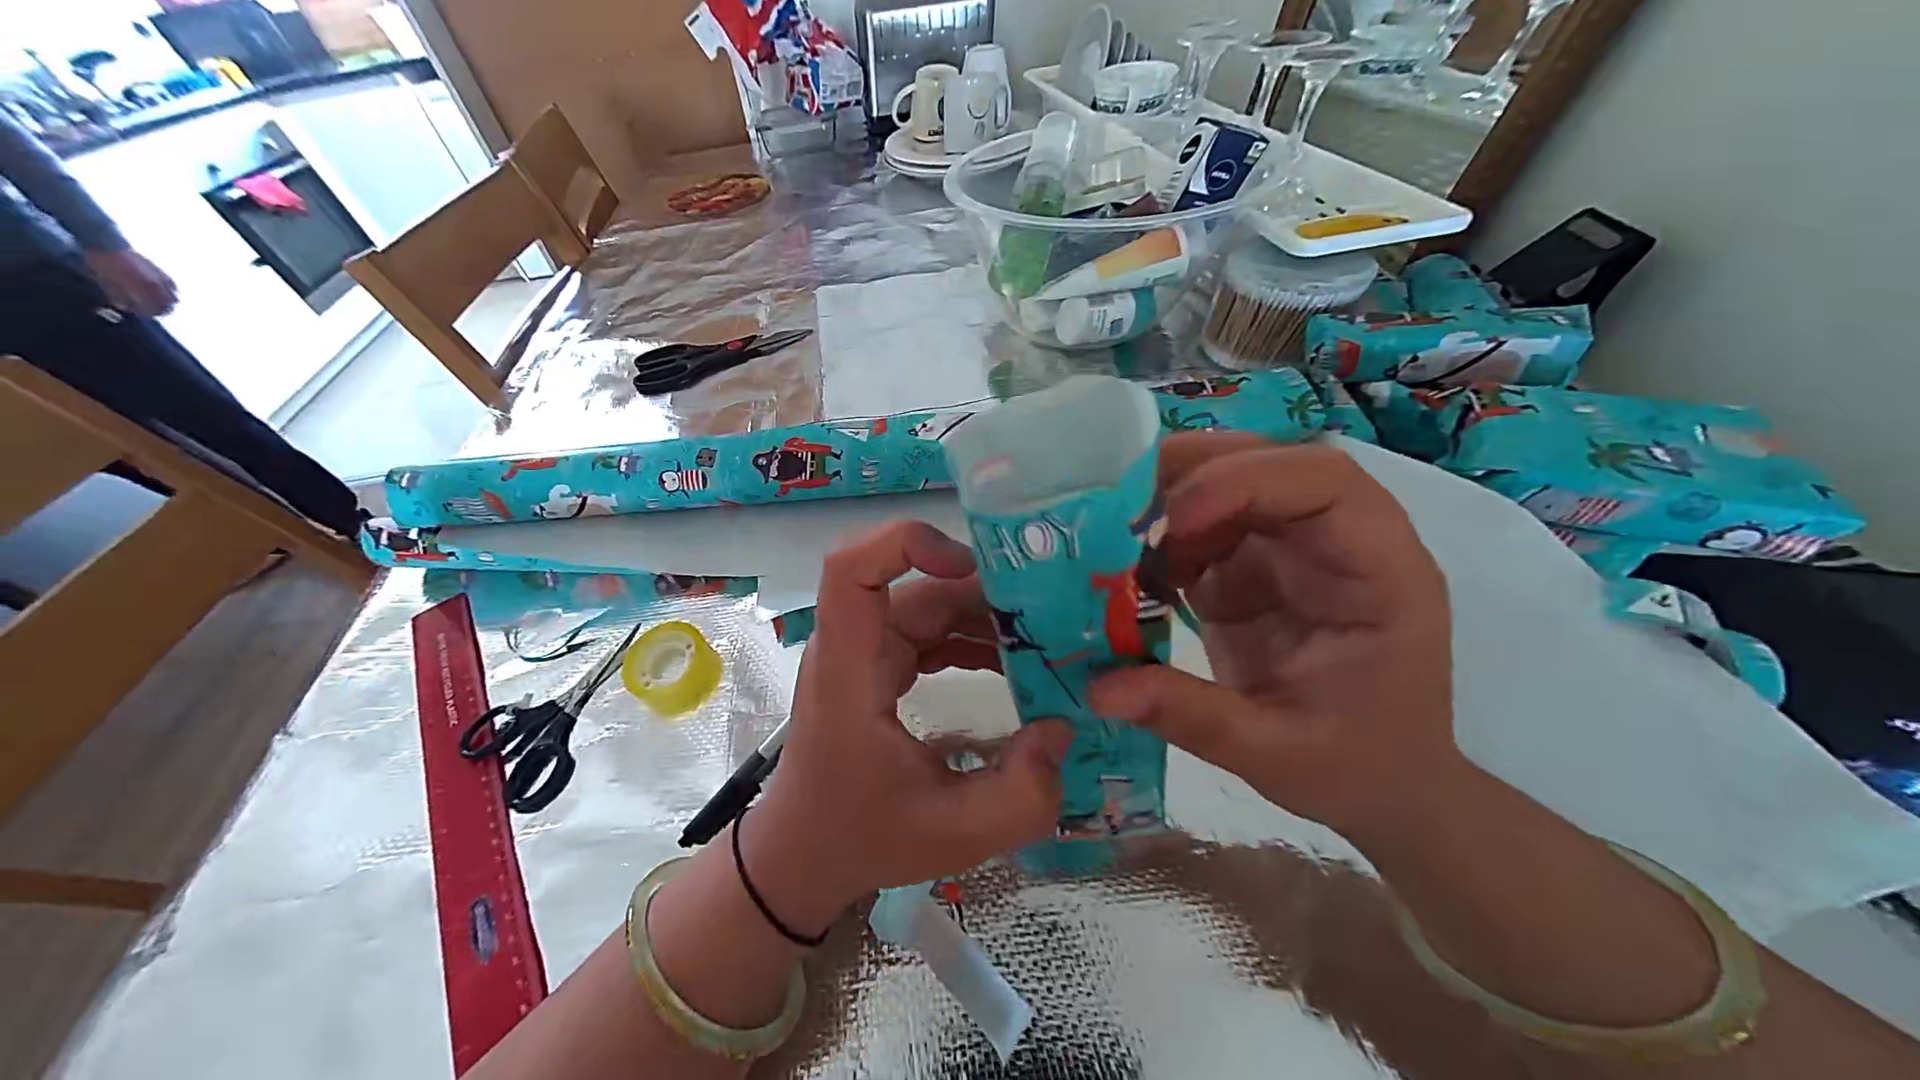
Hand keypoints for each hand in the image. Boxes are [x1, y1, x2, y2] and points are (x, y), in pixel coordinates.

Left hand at [84, 249, 176, 316]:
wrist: (106, 243)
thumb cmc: (101, 263)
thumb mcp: (104, 281)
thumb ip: (117, 296)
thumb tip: (127, 307)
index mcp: (140, 290)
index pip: (150, 310)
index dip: (145, 314)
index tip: (139, 314)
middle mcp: (156, 287)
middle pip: (168, 307)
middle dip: (160, 311)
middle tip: (150, 311)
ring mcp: (161, 279)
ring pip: (174, 298)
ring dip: (167, 303)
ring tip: (157, 302)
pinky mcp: (162, 272)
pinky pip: (173, 287)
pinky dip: (170, 292)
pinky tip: (161, 291)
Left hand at [742, 521, 1073, 933]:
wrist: (803, 854)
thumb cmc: (860, 839)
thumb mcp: (952, 834)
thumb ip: (1020, 795)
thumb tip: (1062, 729)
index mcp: (850, 672)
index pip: (851, 571)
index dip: (904, 544)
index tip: (970, 565)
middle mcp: (854, 648)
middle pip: (918, 588)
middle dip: (986, 594)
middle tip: (1055, 619)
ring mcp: (867, 653)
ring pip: (930, 604)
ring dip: (987, 617)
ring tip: (1048, 643)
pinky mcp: (880, 665)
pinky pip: (932, 630)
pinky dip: (974, 638)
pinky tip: (1017, 665)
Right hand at [1088, 434, 1461, 839]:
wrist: (1383, 784)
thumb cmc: (1357, 768)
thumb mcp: (1275, 754)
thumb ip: (1190, 716)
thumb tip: (1099, 690)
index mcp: (1381, 574)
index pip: (1325, 483)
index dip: (1244, 482)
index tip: (1173, 521)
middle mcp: (1340, 543)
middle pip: (1272, 464)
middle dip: (1193, 470)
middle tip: (1117, 500)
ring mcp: (1294, 551)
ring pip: (1232, 483)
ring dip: (1168, 496)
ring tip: (1108, 529)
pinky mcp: (1255, 568)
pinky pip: (1205, 527)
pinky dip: (1160, 536)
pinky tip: (1124, 567)